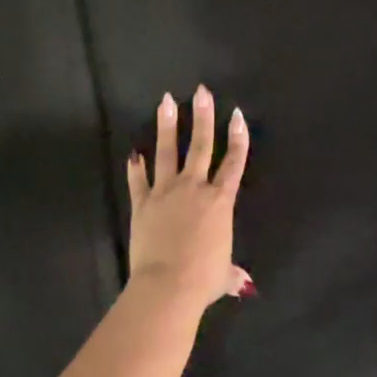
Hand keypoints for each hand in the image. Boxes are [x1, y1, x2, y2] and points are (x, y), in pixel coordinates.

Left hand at [126, 85, 253, 308]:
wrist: (168, 286)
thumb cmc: (202, 279)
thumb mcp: (222, 275)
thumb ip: (231, 273)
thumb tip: (243, 283)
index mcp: (219, 202)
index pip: (233, 163)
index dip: (238, 138)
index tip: (237, 114)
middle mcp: (194, 189)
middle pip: (200, 146)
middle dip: (202, 116)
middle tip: (201, 91)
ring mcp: (166, 193)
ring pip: (167, 153)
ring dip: (167, 126)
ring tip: (166, 101)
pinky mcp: (143, 204)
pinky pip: (138, 181)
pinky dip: (135, 167)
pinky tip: (133, 152)